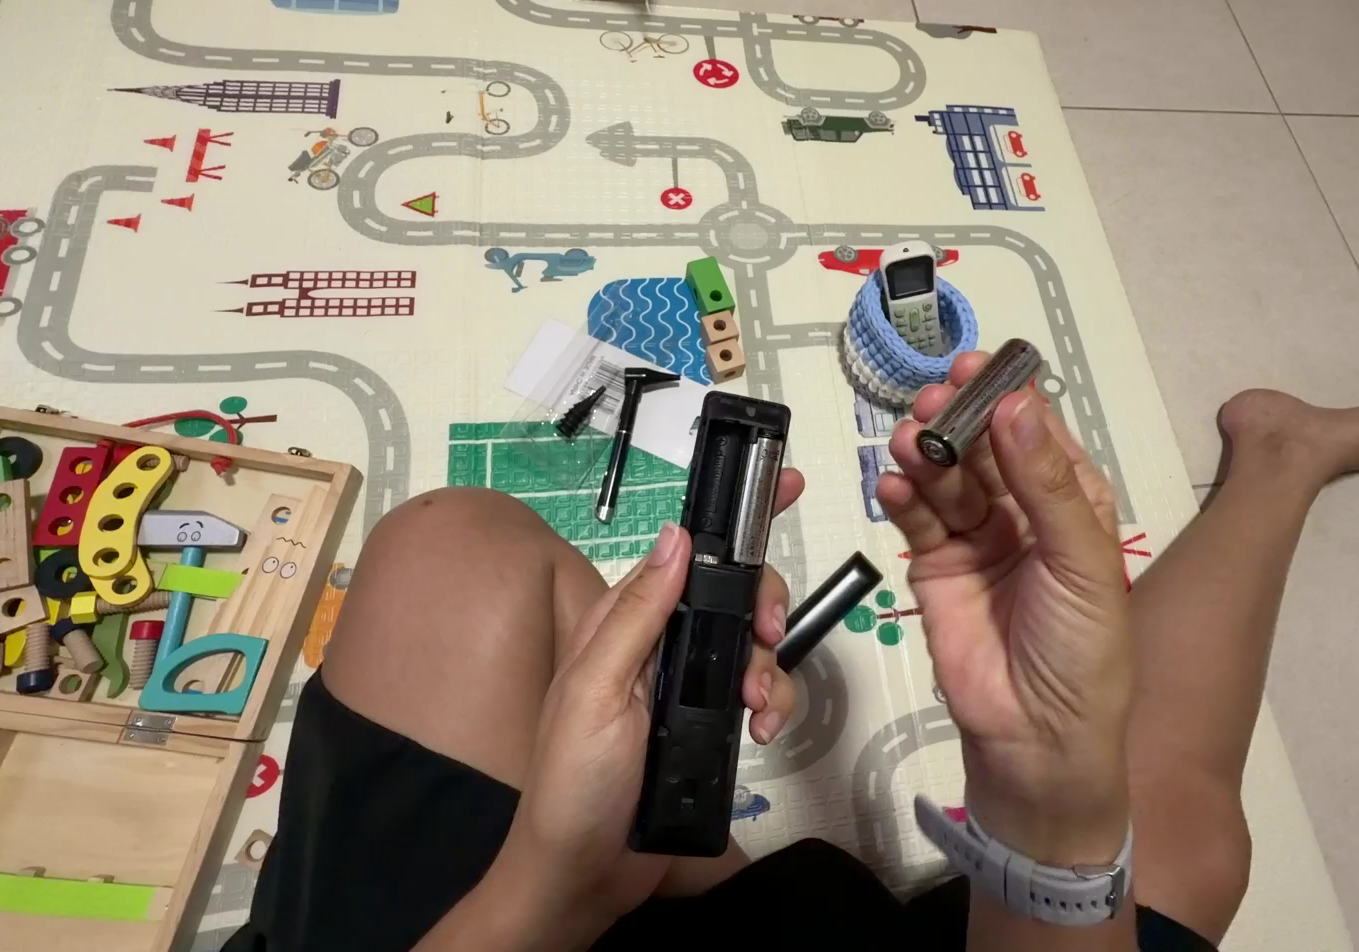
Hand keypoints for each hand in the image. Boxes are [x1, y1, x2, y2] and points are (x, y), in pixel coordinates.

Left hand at [495, 472, 804, 931]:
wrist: (588, 873)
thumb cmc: (576, 777)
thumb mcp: (598, 688)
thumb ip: (638, 614)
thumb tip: (677, 536)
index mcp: (629, 618)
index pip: (687, 551)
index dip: (733, 518)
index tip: (782, 486)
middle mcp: (665, 638)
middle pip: (734, 591)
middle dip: (762, 605)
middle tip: (766, 634)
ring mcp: (692, 679)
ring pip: (754, 641)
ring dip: (769, 666)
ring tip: (757, 706)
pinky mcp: (714, 717)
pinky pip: (760, 690)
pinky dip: (773, 704)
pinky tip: (762, 730)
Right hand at [877, 353, 1132, 863]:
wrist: (1035, 735)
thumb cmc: (1081, 647)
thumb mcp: (1079, 561)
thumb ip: (1044, 483)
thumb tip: (1016, 404)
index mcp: (1067, 498)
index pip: (1034, 432)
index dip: (1006, 397)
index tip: (974, 367)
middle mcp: (1018, 507)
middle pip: (979, 446)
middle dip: (956, 420)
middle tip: (930, 401)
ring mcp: (973, 533)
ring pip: (942, 477)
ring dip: (923, 455)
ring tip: (905, 441)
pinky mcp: (933, 562)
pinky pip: (915, 519)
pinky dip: (901, 499)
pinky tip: (891, 486)